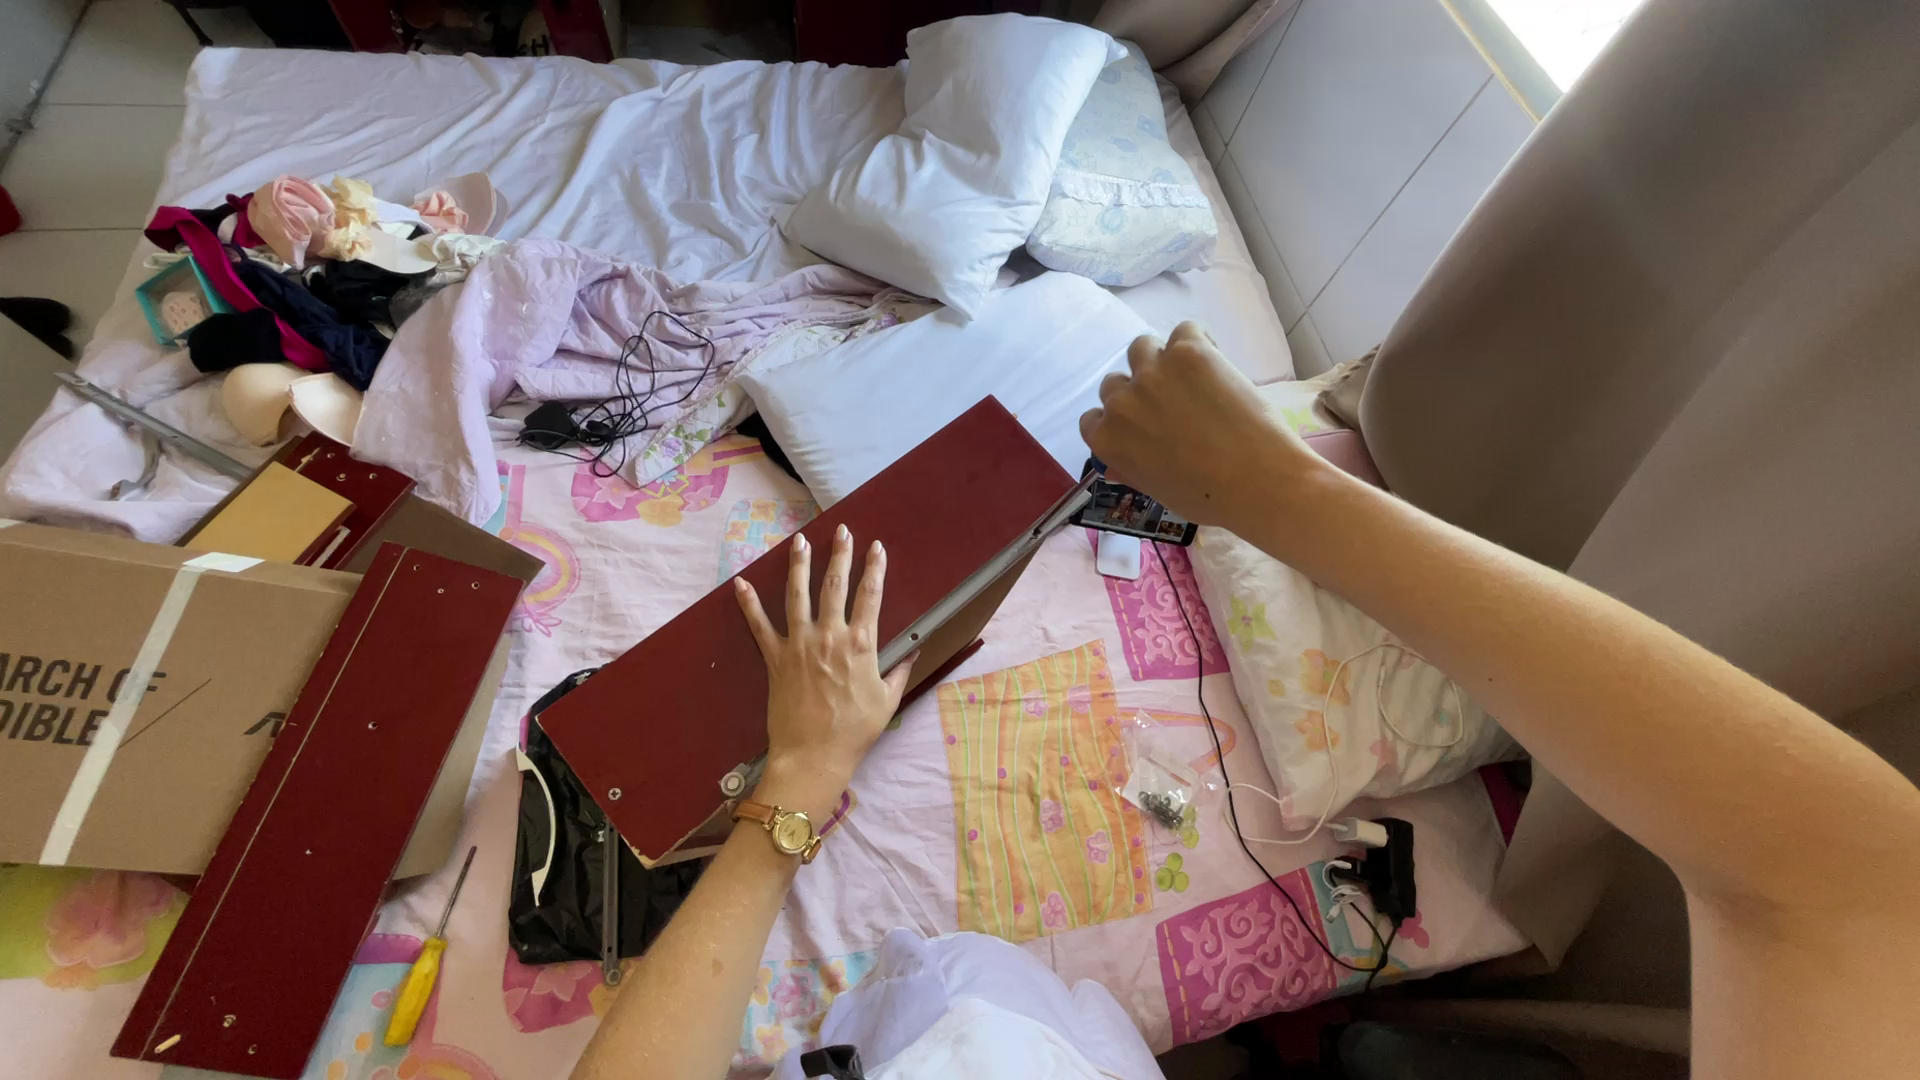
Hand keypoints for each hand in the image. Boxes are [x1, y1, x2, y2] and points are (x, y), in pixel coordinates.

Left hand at [734, 524, 915, 819]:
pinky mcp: (775, 658)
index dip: (874, 568)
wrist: (813, 756)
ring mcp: (799, 644)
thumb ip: (900, 670)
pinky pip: (760, 626)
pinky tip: (742, 583)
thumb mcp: (888, 699)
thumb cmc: (855, 731)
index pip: (870, 596)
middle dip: (840, 555)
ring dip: (800, 565)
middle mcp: (829, 636)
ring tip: (801, 541)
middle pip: (835, 585)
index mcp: (861, 644)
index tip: (877, 547)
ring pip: (798, 595)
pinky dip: (749, 604)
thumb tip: (915, 649)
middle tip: (842, 531)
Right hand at [1079, 321, 1319, 532]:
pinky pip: (1185, 331)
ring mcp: (1151, 373)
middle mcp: (1120, 403)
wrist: (1256, 480)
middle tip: (1170, 404)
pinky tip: (1215, 363)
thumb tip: (1116, 466)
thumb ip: (1131, 469)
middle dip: (1138, 391)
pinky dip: (1198, 342)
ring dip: (1158, 358)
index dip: (1117, 420)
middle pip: (1114, 382)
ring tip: (1187, 375)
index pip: (1092, 419)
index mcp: (1107, 440)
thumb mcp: (1156, 490)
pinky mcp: (1188, 352)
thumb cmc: (1207, 498)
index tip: (1139, 425)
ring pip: (1141, 347)